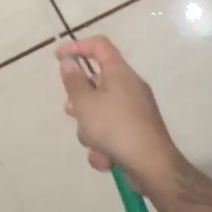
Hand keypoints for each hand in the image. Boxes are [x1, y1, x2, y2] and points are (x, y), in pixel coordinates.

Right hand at [58, 35, 177, 189]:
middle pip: (98, 82)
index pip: (99, 45)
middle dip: (80, 100)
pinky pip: (113, 131)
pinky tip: (104, 159)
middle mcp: (130, 87)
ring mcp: (136, 111)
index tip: (59, 57)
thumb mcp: (86, 103)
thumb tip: (69, 63)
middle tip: (71, 111)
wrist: (152, 166)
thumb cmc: (115, 127)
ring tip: (91, 142)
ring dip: (91, 128)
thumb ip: (74, 82)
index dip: (77, 46)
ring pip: (103, 110)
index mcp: (120, 72)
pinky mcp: (139, 132)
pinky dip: (105, 144)